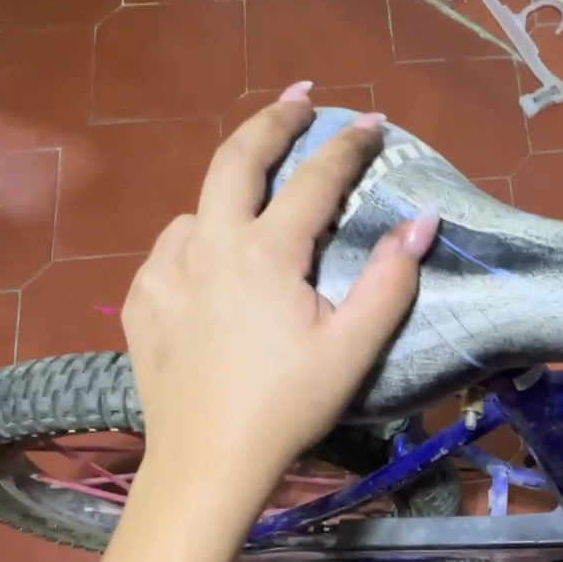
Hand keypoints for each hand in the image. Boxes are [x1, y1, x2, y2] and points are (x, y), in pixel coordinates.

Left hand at [121, 83, 438, 492]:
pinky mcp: (141, 299)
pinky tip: (212, 264)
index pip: (314, 180)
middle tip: (301, 99)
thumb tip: (422, 219)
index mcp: (265, 254)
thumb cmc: (288, 407)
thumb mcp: (353, 349)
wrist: (208, 462)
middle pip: (237, 157)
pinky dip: (199, 239)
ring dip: (234, 192)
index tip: (372, 121)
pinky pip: (173, 248)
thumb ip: (390, 280)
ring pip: (200, 207)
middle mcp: (208, 244)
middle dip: (273, 119)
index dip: (347, 145)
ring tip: (259, 208)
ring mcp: (165, 270)